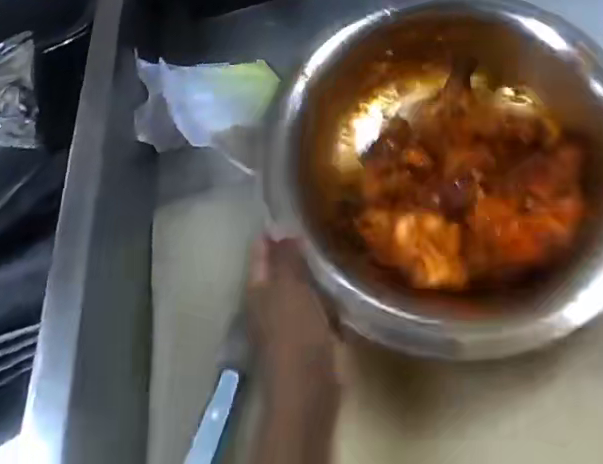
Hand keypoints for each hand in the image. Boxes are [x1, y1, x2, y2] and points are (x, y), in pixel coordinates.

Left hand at [246, 237, 339, 399]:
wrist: (309, 391)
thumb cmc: (295, 333)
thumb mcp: (290, 287)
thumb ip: (286, 257)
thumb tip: (281, 229)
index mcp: (256, 287)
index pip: (260, 249)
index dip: (274, 230)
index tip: (295, 211)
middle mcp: (267, 302)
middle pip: (281, 269)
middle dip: (299, 252)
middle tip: (324, 230)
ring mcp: (287, 323)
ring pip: (302, 290)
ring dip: (316, 278)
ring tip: (338, 254)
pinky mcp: (309, 341)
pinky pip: (318, 312)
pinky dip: (329, 303)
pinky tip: (346, 292)